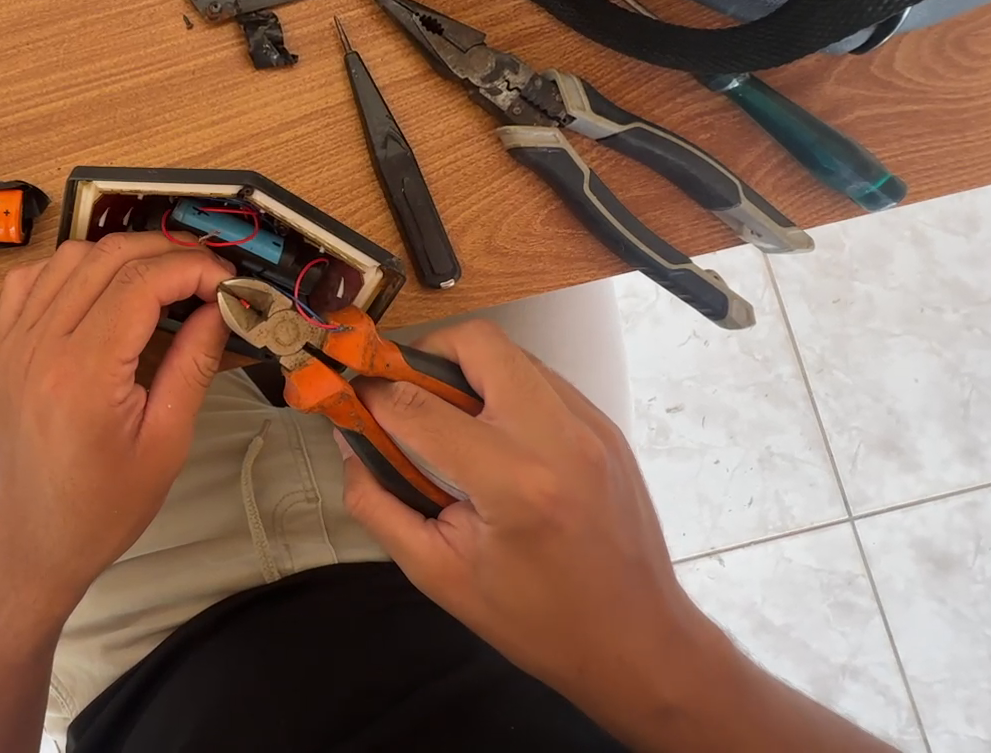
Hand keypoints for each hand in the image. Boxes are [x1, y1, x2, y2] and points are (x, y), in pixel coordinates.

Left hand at [0, 233, 232, 613]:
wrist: (34, 539)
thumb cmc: (104, 506)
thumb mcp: (167, 442)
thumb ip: (193, 364)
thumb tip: (220, 307)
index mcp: (85, 372)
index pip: (143, 282)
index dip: (194, 268)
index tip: (228, 281)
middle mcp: (43, 343)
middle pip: (108, 257)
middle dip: (167, 251)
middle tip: (207, 273)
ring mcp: (17, 341)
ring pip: (70, 256)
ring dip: (122, 253)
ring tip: (163, 277)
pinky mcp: (6, 346)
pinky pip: (30, 280)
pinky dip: (69, 268)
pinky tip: (98, 288)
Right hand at [338, 320, 719, 714]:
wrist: (641, 646)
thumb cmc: (534, 619)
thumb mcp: (434, 572)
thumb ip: (376, 501)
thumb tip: (348, 440)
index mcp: (512, 483)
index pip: (419, 406)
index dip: (371, 393)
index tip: (350, 394)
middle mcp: (557, 437)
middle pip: (476, 343)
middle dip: (422, 353)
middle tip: (400, 388)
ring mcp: (590, 425)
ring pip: (508, 351)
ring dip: (461, 366)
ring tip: (441, 411)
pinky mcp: (604, 426)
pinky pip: (536, 376)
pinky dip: (498, 385)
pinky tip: (486, 429)